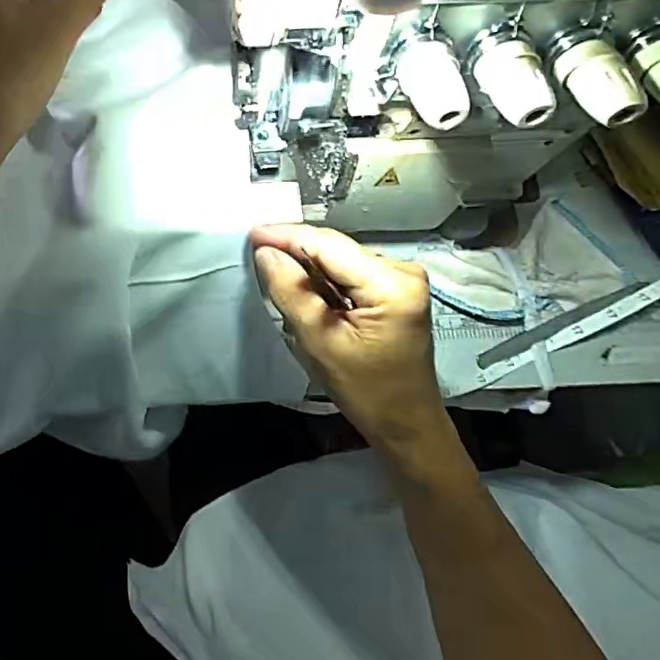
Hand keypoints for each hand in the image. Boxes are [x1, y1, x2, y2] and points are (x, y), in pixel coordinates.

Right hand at [251, 224, 454, 458]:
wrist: (407, 424)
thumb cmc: (368, 393)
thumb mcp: (322, 344)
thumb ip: (292, 292)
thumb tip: (267, 253)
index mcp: (392, 284)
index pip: (329, 246)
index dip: (287, 237)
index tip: (252, 235)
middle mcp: (403, 270)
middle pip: (337, 249)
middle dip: (295, 249)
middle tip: (255, 251)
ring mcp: (402, 279)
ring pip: (341, 259)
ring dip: (308, 264)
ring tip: (272, 268)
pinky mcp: (396, 290)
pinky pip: (350, 273)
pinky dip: (324, 278)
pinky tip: (301, 284)